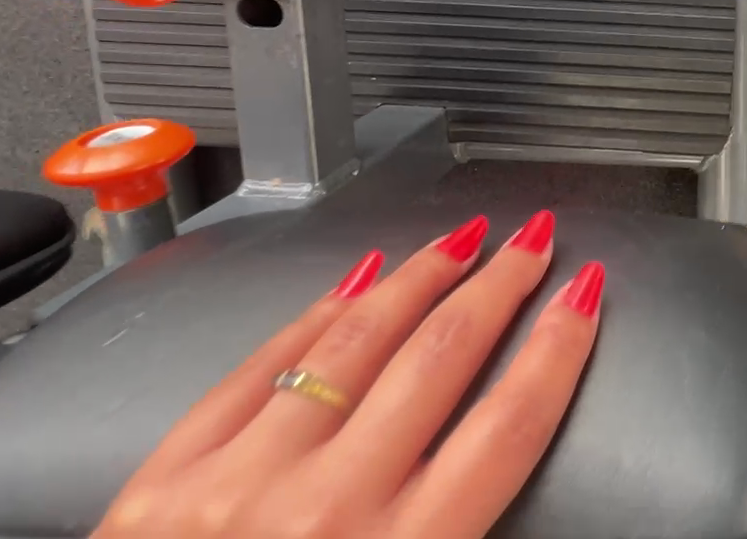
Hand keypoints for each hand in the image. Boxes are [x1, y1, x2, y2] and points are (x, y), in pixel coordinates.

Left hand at [96, 211, 600, 538]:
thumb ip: (467, 538)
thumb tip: (509, 450)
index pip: (510, 426)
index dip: (559, 347)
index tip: (584, 293)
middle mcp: (324, 515)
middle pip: (444, 357)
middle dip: (503, 283)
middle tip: (534, 237)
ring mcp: (235, 489)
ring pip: (357, 339)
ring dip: (422, 275)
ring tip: (461, 239)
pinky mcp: (162, 481)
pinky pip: (262, 364)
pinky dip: (320, 310)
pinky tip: (360, 274)